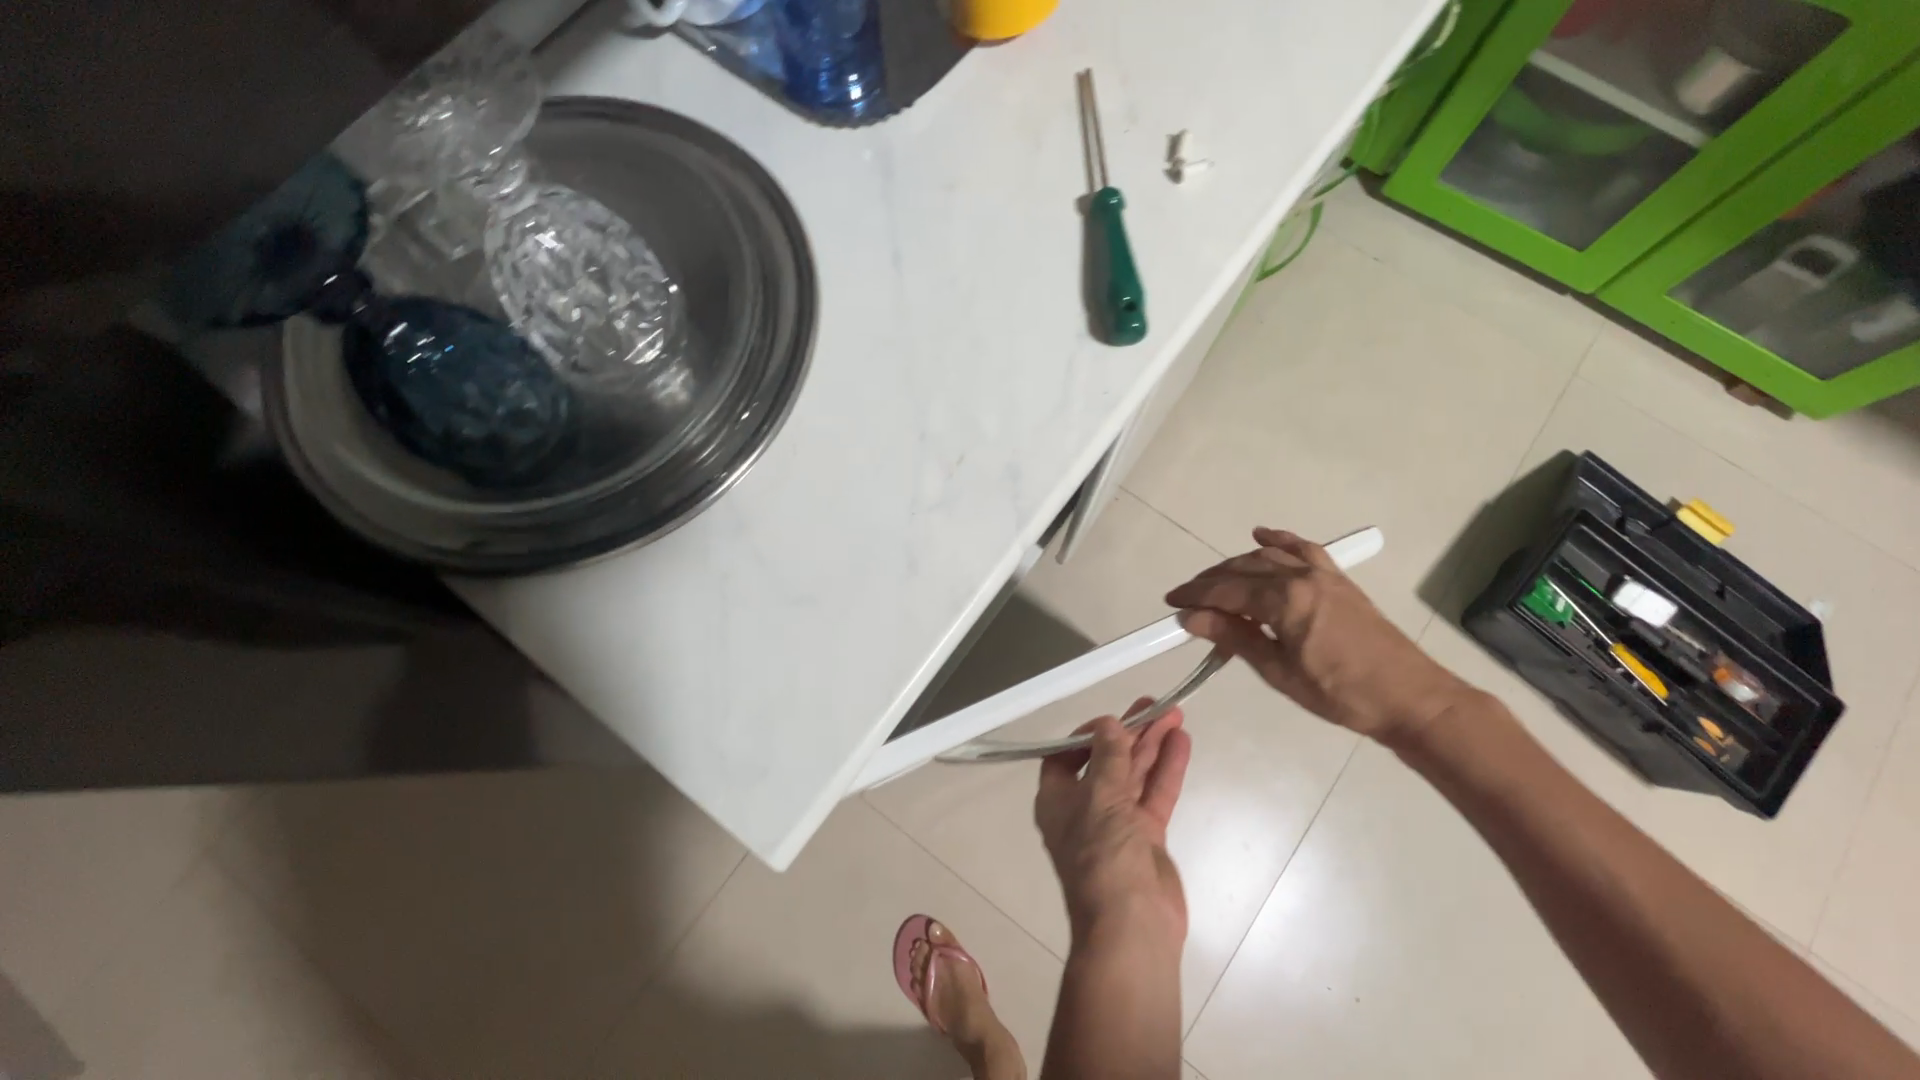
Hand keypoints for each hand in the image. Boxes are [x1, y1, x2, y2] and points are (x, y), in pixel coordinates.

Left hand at [1034, 699, 1190, 941]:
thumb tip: (1108, 725)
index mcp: (1057, 801)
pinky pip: (1156, 795)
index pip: (1066, 757)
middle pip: (1107, 761)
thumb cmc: (1102, 857)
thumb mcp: (1100, 799)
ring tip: (1174, 714)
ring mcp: (1117, 824)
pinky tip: (1181, 743)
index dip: (1088, 735)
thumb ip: (1108, 759)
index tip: (1114, 719)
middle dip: (1130, 733)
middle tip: (1156, 705)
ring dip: (1153, 746)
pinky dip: (1167, 770)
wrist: (1131, 925)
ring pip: (1135, 775)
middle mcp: (1084, 809)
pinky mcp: (1146, 837)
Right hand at [1165, 527, 1474, 745]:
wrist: (1408, 697)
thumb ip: (1235, 638)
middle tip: (1187, 599)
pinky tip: (1262, 537)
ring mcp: (1323, 575)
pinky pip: (1304, 550)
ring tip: (1216, 582)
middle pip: (1243, 570)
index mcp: (1285, 601)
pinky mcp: (1340, 580)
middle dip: (1210, 582)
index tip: (1171, 603)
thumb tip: (1192, 618)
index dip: (1195, 596)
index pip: (1226, 591)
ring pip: (1269, 558)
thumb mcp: (1279, 672)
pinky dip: (1280, 542)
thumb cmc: (1339, 693)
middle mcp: (1301, 577)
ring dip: (1237, 566)